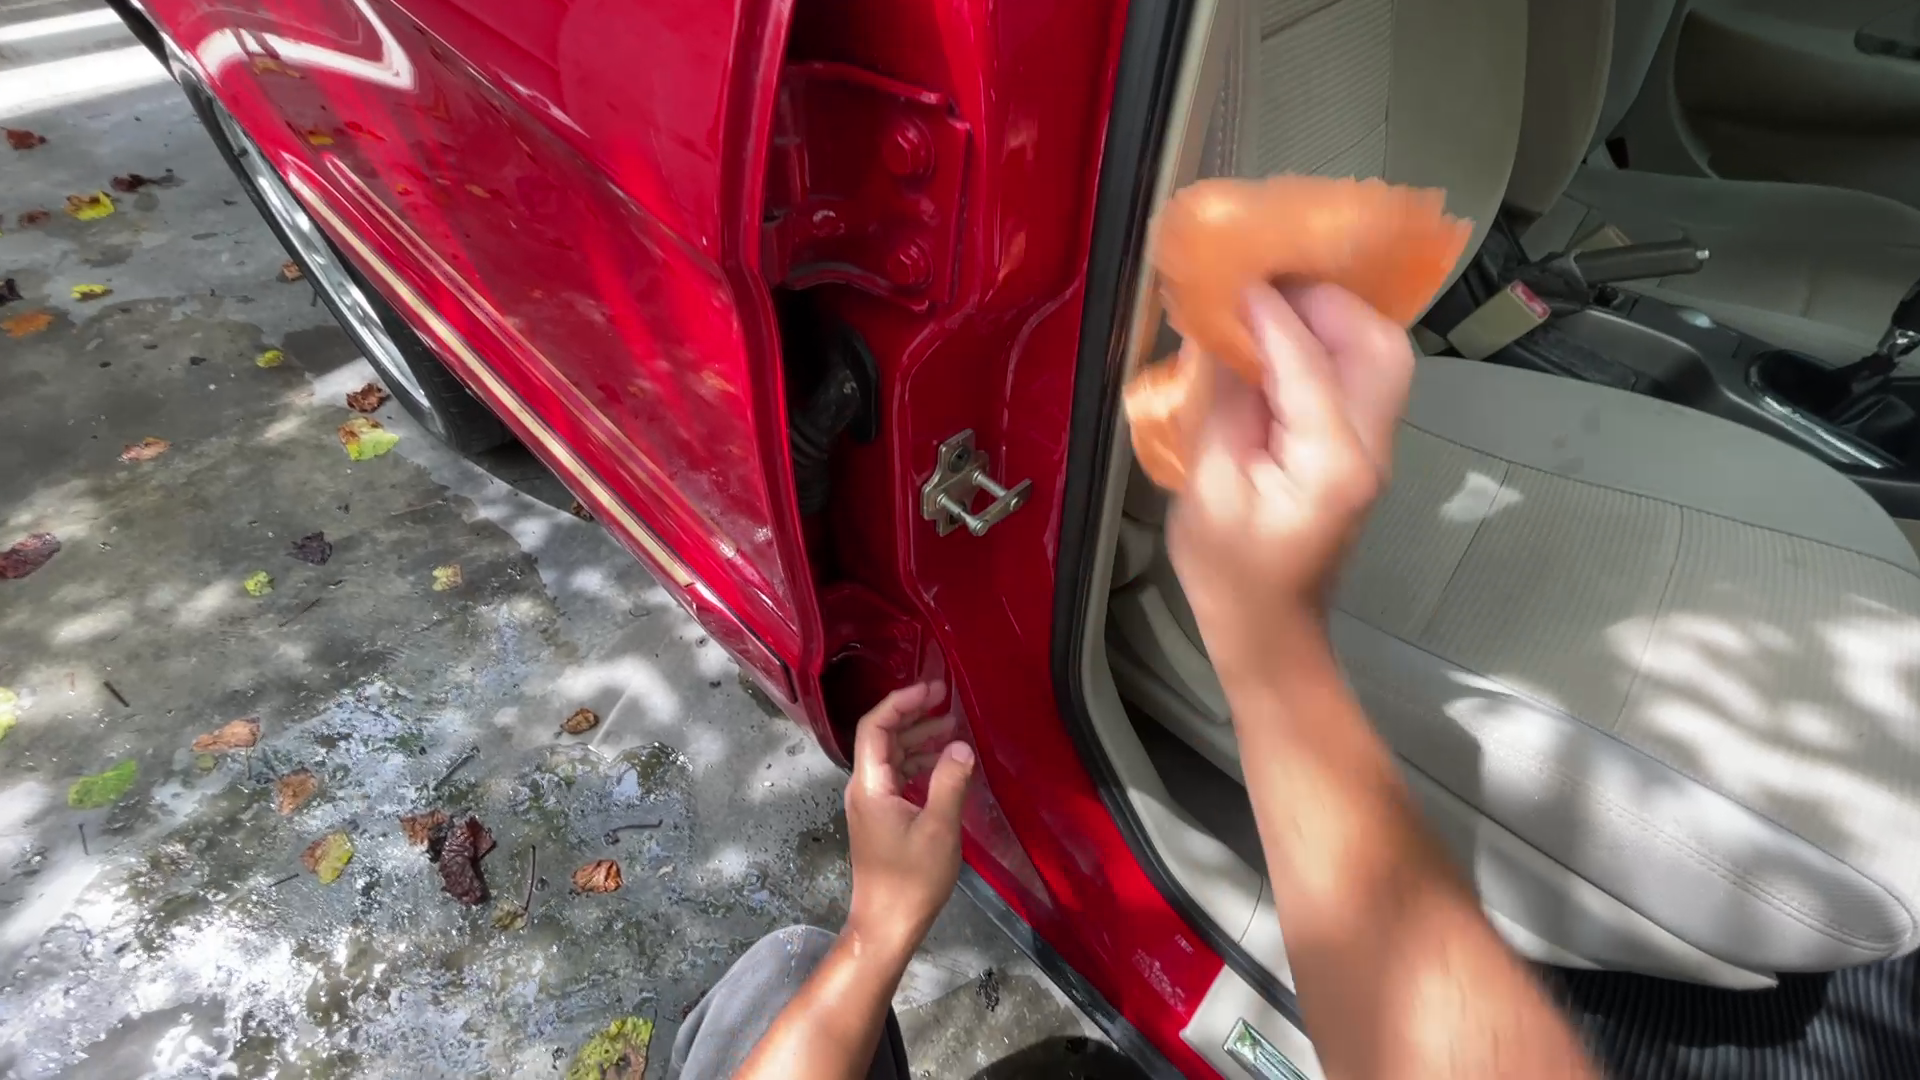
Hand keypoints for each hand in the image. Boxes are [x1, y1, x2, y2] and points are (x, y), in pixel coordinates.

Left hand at [842, 682, 974, 963]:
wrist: (886, 927)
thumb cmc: (911, 880)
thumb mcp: (939, 830)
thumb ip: (950, 782)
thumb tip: (961, 745)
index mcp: (870, 785)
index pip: (875, 727)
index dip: (901, 702)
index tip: (932, 690)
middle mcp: (864, 787)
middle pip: (882, 736)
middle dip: (912, 714)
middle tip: (945, 700)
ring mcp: (871, 802)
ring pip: (892, 755)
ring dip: (918, 737)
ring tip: (952, 727)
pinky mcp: (881, 816)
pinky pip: (897, 775)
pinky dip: (919, 761)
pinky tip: (944, 763)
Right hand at [1167, 283, 1413, 673]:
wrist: (1268, 628)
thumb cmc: (1227, 572)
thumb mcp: (1206, 490)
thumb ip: (1218, 409)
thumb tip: (1217, 338)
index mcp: (1330, 464)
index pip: (1308, 366)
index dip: (1272, 317)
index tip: (1238, 279)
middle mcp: (1369, 449)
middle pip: (1379, 349)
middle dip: (1328, 302)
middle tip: (1269, 282)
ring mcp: (1374, 451)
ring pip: (1380, 359)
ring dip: (1335, 319)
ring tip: (1277, 303)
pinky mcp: (1360, 453)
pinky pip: (1360, 379)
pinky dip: (1330, 346)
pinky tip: (1286, 341)